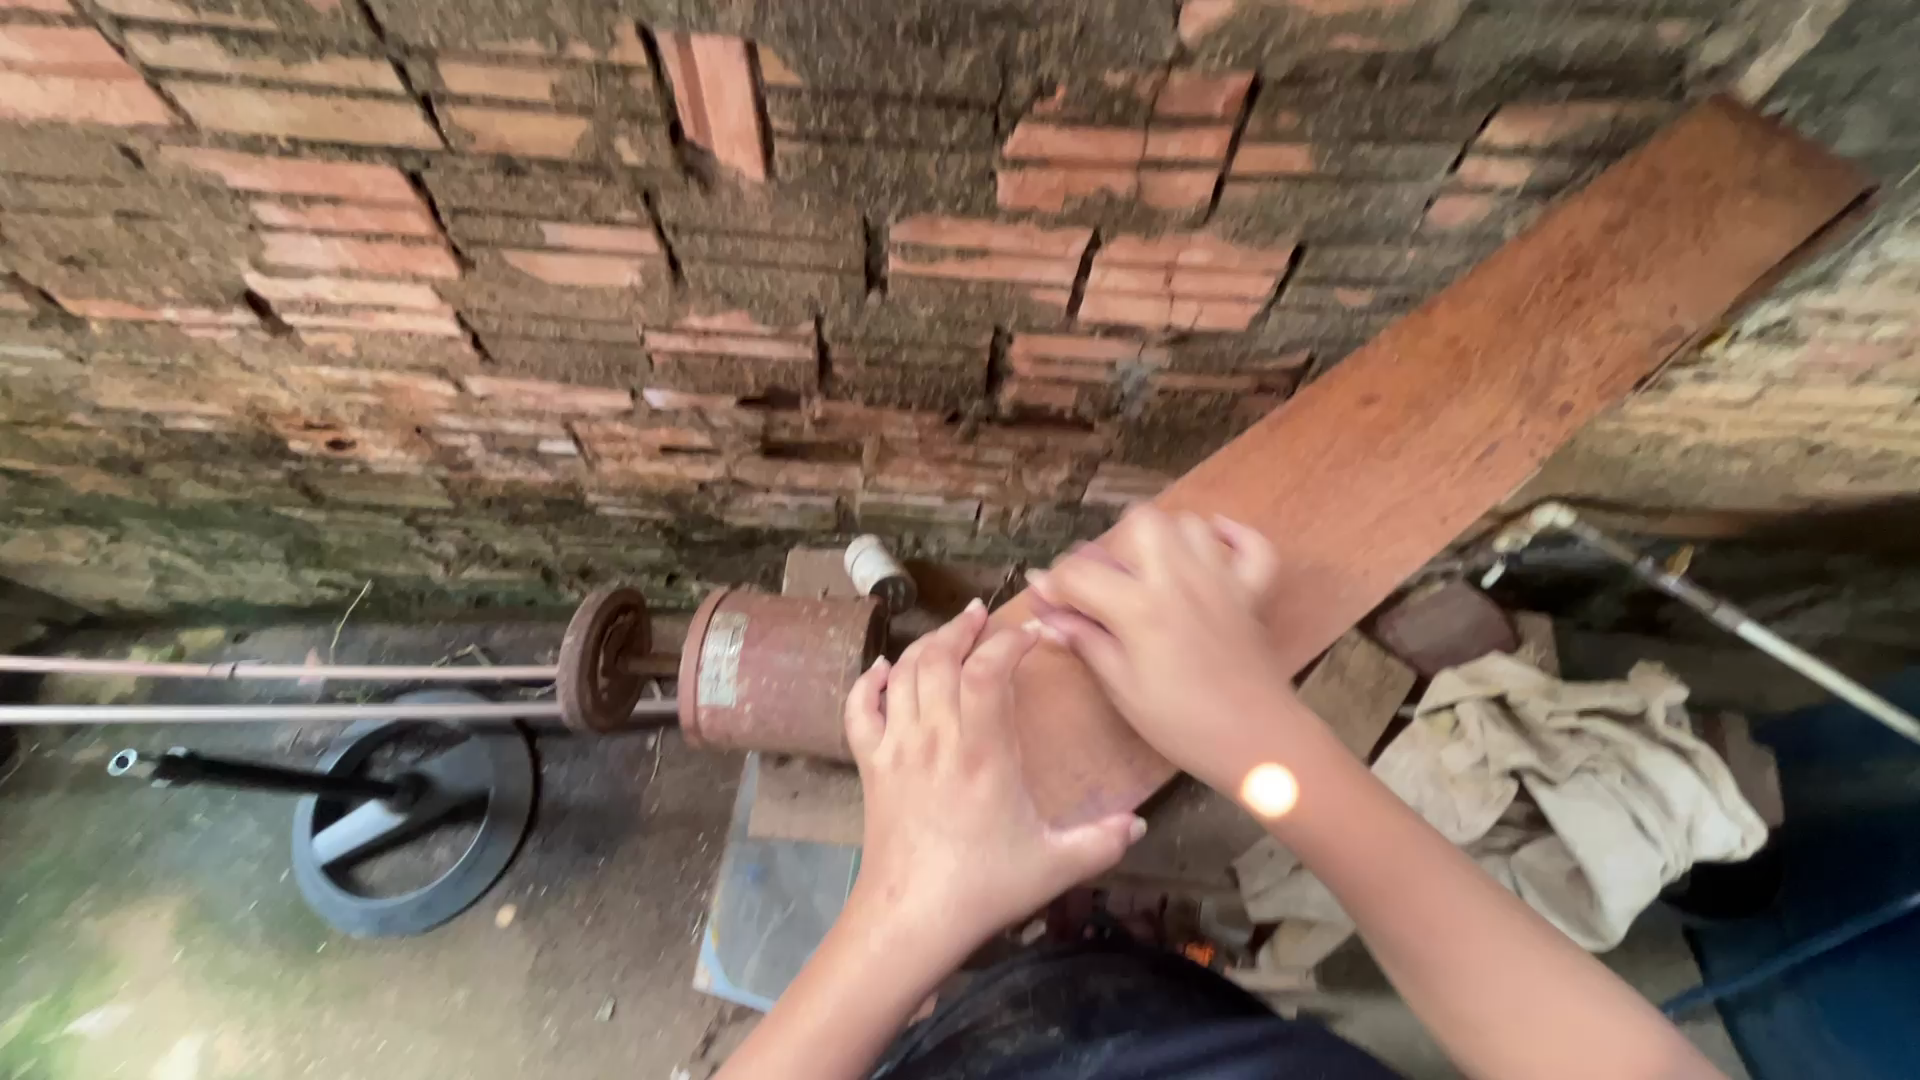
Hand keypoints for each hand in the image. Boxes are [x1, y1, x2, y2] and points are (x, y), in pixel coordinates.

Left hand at [842, 600, 1145, 957]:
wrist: (910, 919)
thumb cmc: (983, 887)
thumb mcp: (1055, 866)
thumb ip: (1102, 841)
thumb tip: (1141, 824)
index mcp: (982, 751)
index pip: (989, 671)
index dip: (1010, 643)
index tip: (1032, 634)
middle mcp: (935, 736)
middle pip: (940, 658)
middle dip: (962, 628)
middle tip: (982, 614)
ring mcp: (897, 746)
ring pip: (904, 673)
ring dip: (925, 644)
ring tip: (948, 632)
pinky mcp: (871, 764)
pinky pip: (859, 710)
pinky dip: (867, 683)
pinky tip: (882, 670)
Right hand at [1026, 507, 1314, 795]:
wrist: (1257, 743)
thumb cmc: (1180, 723)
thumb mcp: (1121, 687)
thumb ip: (1086, 641)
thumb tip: (1048, 617)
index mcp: (1139, 606)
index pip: (1081, 574)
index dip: (1054, 584)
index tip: (1044, 598)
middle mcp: (1179, 578)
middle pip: (1141, 522)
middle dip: (1114, 544)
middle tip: (1107, 583)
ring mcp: (1221, 580)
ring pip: (1189, 524)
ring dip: (1164, 538)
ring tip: (1151, 571)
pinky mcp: (1252, 592)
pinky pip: (1252, 546)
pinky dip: (1233, 537)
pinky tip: (1213, 545)